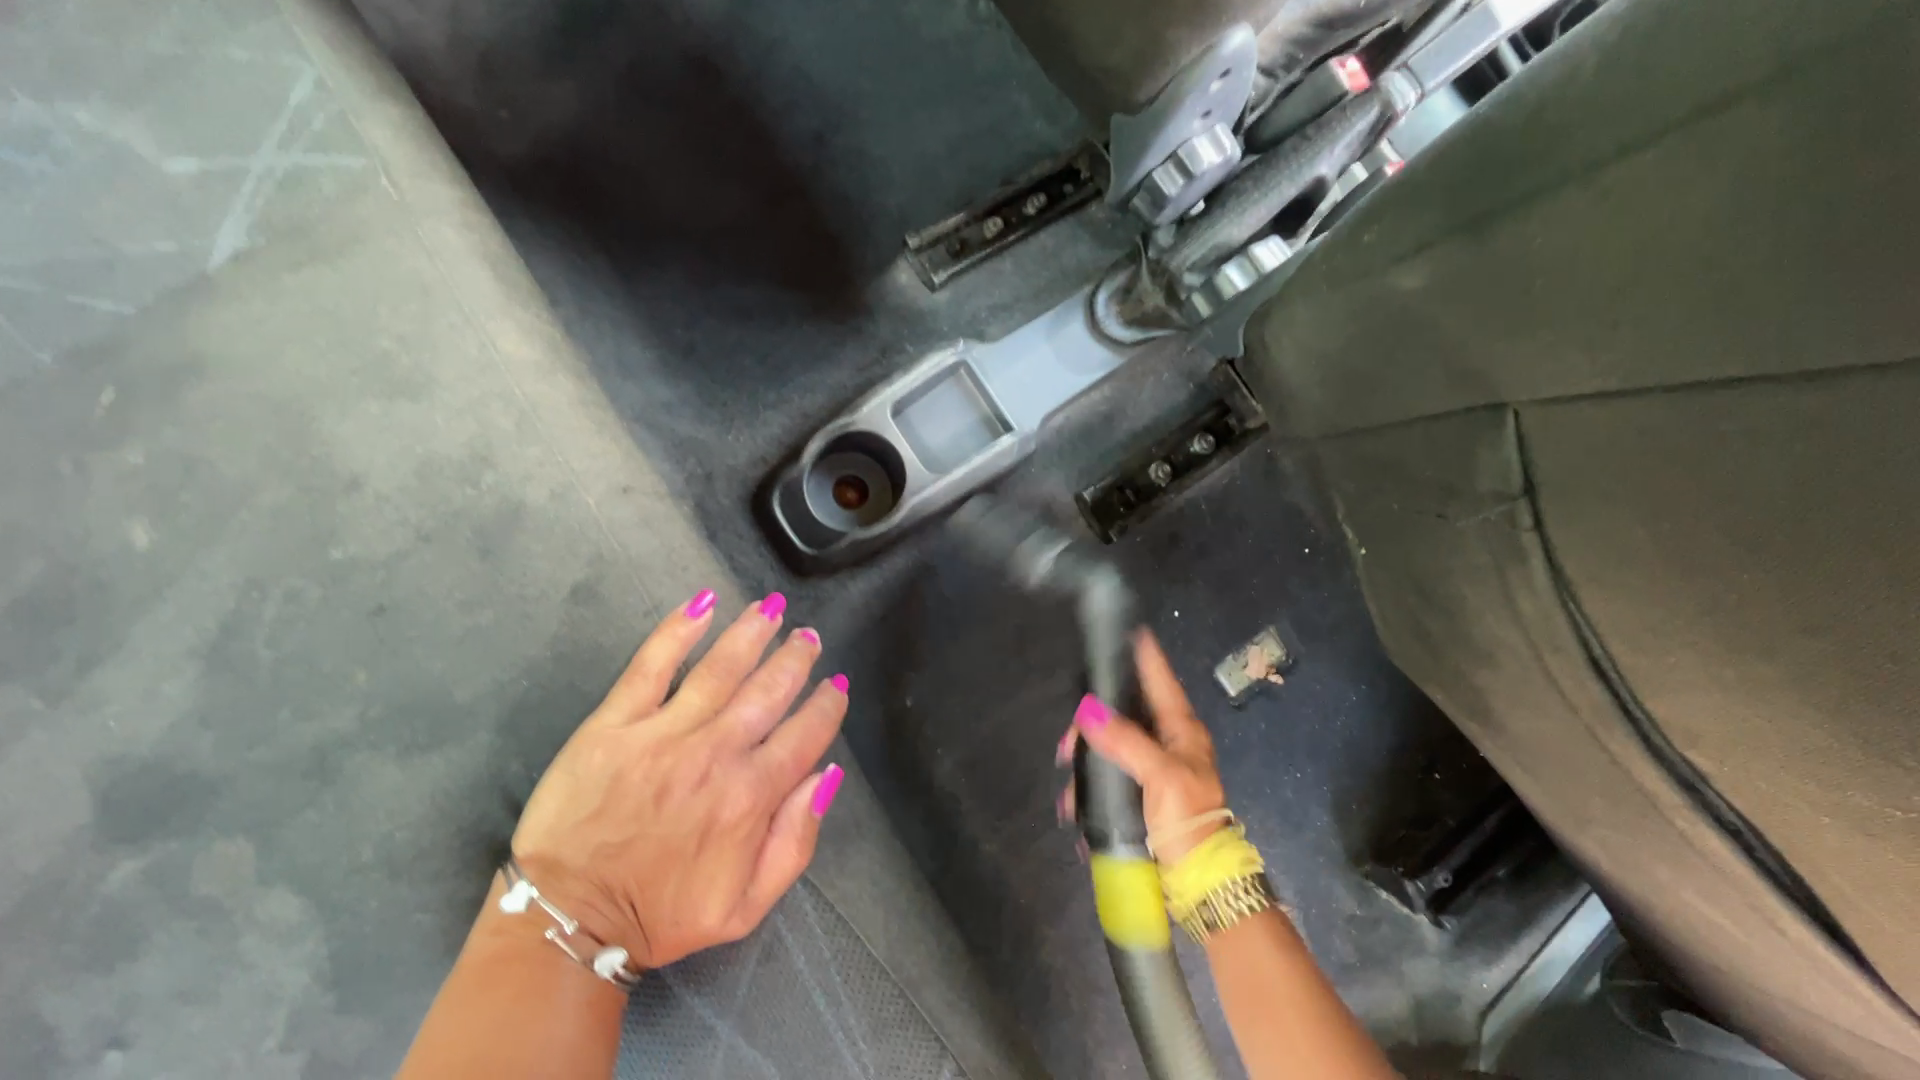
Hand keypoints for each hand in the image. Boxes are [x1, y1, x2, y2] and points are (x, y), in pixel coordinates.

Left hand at [510, 590, 848, 969]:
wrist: (569, 917)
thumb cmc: (661, 914)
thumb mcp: (747, 906)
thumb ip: (795, 842)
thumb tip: (827, 776)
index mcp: (750, 797)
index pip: (804, 735)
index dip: (827, 705)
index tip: (837, 685)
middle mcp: (715, 754)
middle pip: (768, 691)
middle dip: (795, 659)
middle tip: (808, 637)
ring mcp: (662, 733)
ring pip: (719, 668)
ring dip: (751, 633)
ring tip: (770, 610)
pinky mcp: (614, 723)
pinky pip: (651, 665)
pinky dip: (679, 630)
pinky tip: (703, 603)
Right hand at [1056, 630, 1226, 861]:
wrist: (1198, 879)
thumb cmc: (1187, 819)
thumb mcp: (1160, 776)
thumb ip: (1125, 742)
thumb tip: (1088, 712)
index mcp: (1181, 731)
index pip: (1161, 681)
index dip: (1145, 655)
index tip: (1129, 630)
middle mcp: (1167, 743)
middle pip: (1125, 713)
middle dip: (1092, 722)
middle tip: (1068, 742)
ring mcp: (1153, 769)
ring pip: (1111, 745)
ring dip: (1086, 758)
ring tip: (1067, 778)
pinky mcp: (1140, 795)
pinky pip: (1108, 777)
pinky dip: (1089, 787)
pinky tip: (1075, 803)